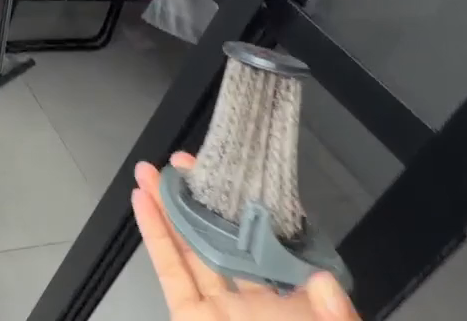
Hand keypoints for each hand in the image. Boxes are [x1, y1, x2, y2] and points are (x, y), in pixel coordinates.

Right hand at [132, 154, 358, 320]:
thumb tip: (322, 278)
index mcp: (302, 313)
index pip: (277, 250)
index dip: (254, 210)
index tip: (239, 178)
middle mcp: (260, 309)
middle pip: (227, 242)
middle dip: (203, 200)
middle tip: (184, 162)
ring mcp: (221, 314)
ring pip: (192, 249)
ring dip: (169, 207)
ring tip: (154, 171)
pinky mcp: (190, 319)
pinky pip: (169, 274)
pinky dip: (154, 236)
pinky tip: (143, 203)